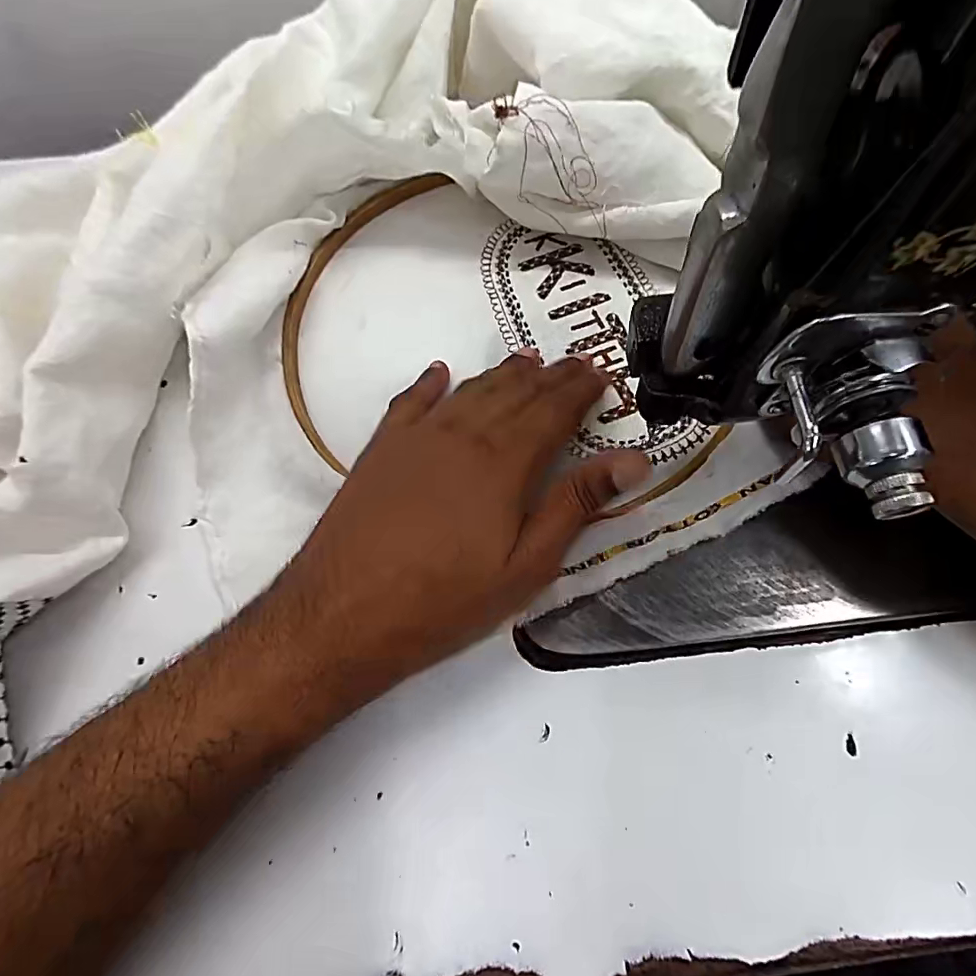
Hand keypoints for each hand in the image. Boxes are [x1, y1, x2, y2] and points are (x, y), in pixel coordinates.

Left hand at [265, 351, 651, 681]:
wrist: (343, 613)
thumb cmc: (445, 600)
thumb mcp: (525, 566)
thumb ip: (576, 505)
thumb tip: (632, 459)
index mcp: (504, 462)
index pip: (553, 410)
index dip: (581, 390)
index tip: (601, 372)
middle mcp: (462, 434)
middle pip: (515, 393)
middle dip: (550, 376)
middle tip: (574, 362)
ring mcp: (416, 437)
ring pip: (469, 390)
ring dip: (501, 374)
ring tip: (526, 361)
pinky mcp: (380, 449)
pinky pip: (410, 401)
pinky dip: (430, 383)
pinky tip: (441, 372)